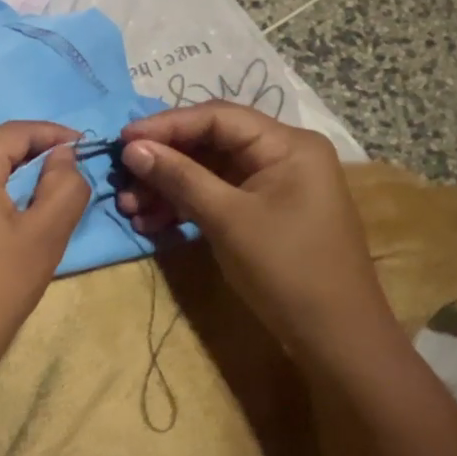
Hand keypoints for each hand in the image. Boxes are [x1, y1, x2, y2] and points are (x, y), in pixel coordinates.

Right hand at [115, 101, 394, 366]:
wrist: (335, 338)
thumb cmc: (287, 269)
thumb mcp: (226, 219)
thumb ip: (179, 177)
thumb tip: (131, 148)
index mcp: (287, 145)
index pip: (216, 117)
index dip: (165, 125)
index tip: (121, 140)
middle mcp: (282, 155)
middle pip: (209, 142)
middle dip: (162, 161)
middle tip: (122, 179)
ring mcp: (273, 184)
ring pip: (206, 170)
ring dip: (166, 187)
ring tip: (130, 208)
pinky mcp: (262, 211)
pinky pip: (215, 195)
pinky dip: (183, 205)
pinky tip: (151, 223)